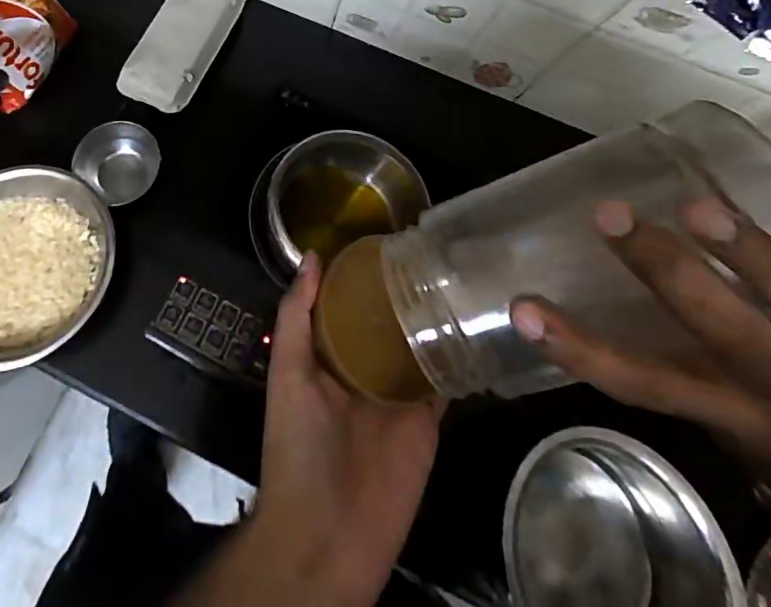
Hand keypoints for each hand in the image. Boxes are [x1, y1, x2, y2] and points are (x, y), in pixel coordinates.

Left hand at [251, 252, 444, 606]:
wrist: (327, 533)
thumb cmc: (297, 446)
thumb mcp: (288, 374)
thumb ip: (296, 318)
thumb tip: (312, 257)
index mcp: (326, 353)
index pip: (346, 303)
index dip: (362, 273)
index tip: (388, 238)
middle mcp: (362, 367)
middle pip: (386, 322)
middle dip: (405, 293)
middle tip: (440, 252)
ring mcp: (397, 395)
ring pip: (418, 347)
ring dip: (436, 321)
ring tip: (465, 277)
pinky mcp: (428, 423)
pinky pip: (445, 385)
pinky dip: (459, 361)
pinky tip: (482, 329)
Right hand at [510, 193, 770, 523]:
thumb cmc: (745, 421)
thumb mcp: (689, 399)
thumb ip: (638, 347)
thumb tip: (560, 275)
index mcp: (725, 407)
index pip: (643, 383)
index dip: (580, 349)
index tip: (524, 308)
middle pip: (734, 337)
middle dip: (673, 276)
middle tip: (612, 217)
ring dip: (760, 261)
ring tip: (702, 208)